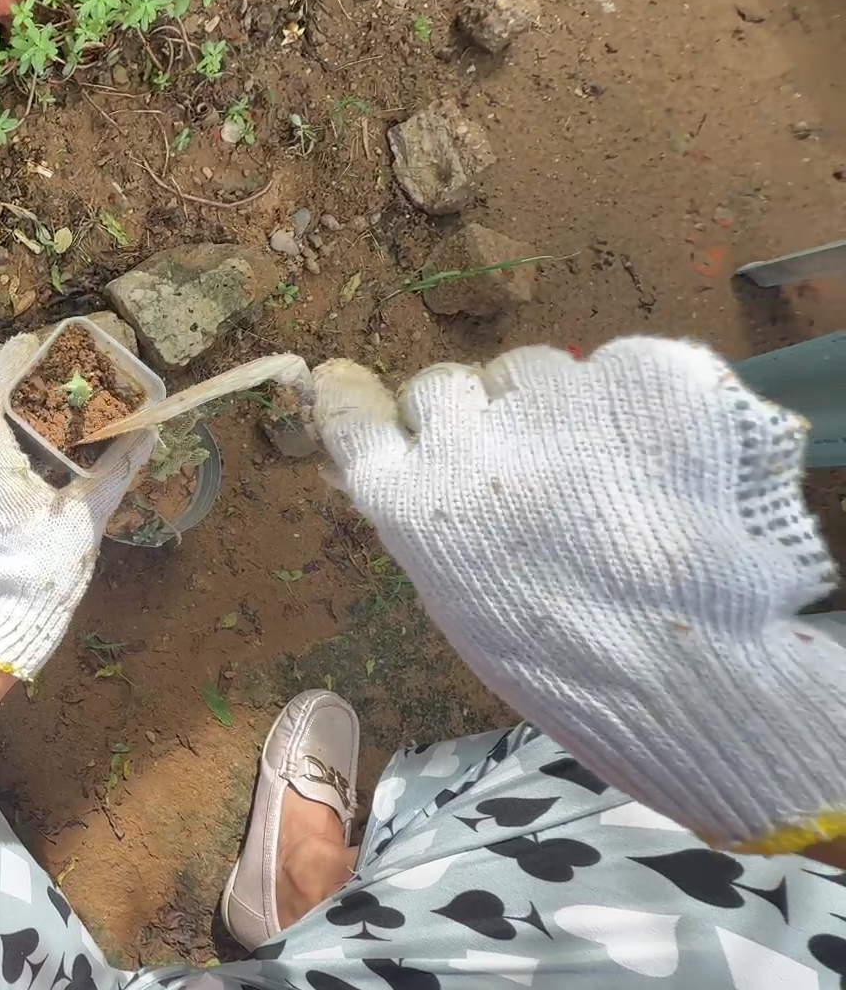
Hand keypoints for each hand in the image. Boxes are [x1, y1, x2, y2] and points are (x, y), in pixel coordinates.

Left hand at [0, 335, 154, 679]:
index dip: (3, 370)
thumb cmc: (49, 567)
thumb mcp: (88, 515)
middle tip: (33, 356)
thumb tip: (148, 431)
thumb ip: (117, 470)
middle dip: (1, 378)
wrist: (18, 615)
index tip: (26, 344)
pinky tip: (22, 421)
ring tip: (29, 381)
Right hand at [313, 338, 844, 851]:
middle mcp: (464, 446)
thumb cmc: (540, 645)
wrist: (685, 671)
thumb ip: (411, 509)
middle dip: (465, 409)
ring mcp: (557, 411)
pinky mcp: (650, 388)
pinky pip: (621, 363)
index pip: (352, 420)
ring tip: (595, 454)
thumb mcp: (440, 578)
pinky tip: (657, 445)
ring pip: (529, 368)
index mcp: (406, 499)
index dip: (349, 398)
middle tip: (508, 450)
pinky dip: (632, 395)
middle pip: (440, 385)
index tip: (347, 383)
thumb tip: (376, 464)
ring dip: (547, 400)